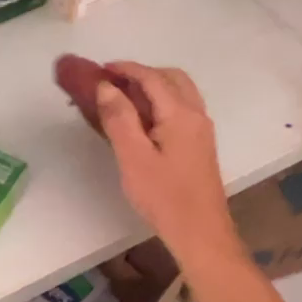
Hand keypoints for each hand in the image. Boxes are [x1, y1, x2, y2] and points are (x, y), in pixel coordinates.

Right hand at [94, 62, 244, 272]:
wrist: (200, 232)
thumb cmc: (164, 197)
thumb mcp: (133, 157)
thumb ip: (119, 118)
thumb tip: (106, 86)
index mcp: (180, 114)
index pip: (152, 78)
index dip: (125, 69)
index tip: (100, 69)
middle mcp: (196, 115)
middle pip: (171, 78)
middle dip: (141, 73)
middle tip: (112, 82)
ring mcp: (202, 130)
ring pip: (180, 92)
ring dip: (153, 86)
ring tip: (124, 98)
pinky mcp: (200, 145)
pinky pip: (182, 108)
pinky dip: (161, 101)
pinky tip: (143, 120)